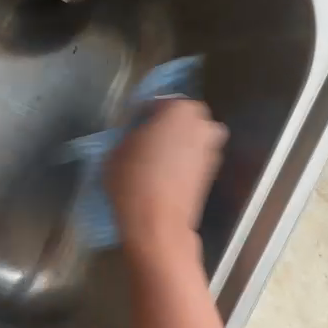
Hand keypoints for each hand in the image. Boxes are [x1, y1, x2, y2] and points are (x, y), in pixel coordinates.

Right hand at [106, 98, 226, 260]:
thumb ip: (129, 135)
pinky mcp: (211, 173)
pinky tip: (160, 178)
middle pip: (178, 120)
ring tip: (149, 164)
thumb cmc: (133, 181)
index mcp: (180, 109)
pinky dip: (178, 164)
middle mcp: (203, 123)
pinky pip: (190, 160)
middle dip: (162, 129)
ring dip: (172, 147)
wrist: (157, 223)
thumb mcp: (116, 151)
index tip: (127, 130)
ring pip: (187, 140)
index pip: (155, 104)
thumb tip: (136, 136)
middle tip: (140, 145)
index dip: (139, 117)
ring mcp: (211, 149)